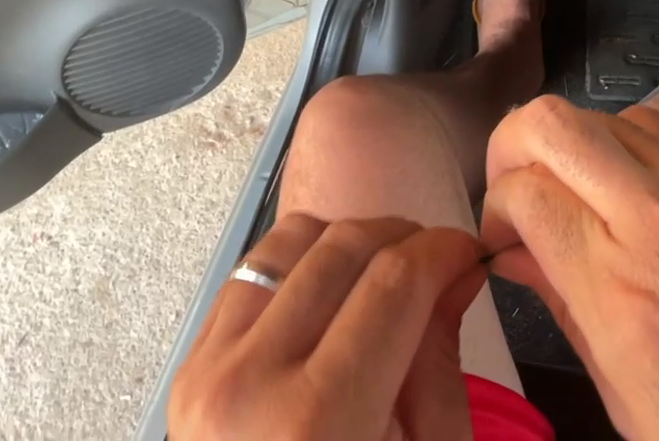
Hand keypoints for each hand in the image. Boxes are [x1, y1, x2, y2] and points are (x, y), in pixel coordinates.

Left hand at [170, 215, 486, 439]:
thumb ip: (439, 360)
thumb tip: (459, 268)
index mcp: (316, 421)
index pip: (394, 283)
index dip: (444, 250)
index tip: (468, 253)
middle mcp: (249, 380)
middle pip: (346, 246)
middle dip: (405, 237)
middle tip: (434, 262)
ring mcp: (207, 366)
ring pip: (296, 238)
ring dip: (351, 239)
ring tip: (383, 272)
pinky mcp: (190, 361)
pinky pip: (255, 265)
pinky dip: (303, 257)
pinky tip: (332, 288)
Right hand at [480, 95, 658, 439]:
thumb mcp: (630, 399)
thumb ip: (563, 305)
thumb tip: (514, 250)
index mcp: (620, 288)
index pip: (521, 190)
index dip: (495, 210)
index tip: (504, 240)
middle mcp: (658, 218)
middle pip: (551, 122)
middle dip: (513, 147)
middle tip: (519, 194)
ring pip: (604, 115)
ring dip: (574, 147)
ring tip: (581, 198)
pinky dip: (627, 149)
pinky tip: (635, 196)